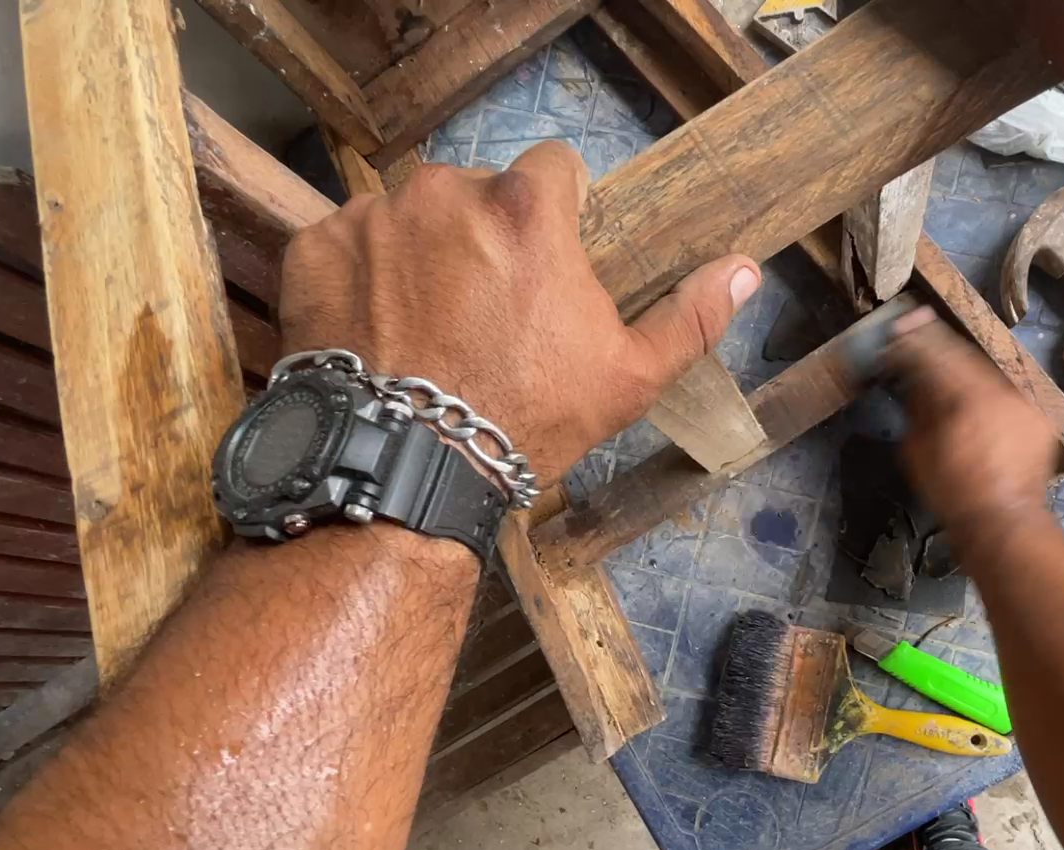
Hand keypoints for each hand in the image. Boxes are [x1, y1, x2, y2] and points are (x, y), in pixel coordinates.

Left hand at [278, 142, 761, 482]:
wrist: (411, 465)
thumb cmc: (530, 419)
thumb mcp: (629, 379)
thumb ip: (690, 318)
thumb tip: (746, 269)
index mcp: (528, 212)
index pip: (556, 170)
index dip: (559, 217)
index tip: (549, 268)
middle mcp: (447, 191)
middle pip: (481, 194)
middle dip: (490, 238)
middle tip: (490, 316)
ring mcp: (375, 216)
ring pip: (415, 215)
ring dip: (427, 255)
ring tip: (433, 329)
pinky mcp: (316, 246)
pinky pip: (352, 241)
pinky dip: (366, 275)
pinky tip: (381, 332)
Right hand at [884, 307, 1061, 545]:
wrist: (1004, 522)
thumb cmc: (952, 492)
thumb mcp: (917, 451)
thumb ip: (917, 408)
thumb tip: (915, 382)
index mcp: (967, 397)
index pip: (936, 354)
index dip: (915, 337)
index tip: (900, 324)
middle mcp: (1002, 389)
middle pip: (966, 355)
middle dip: (941, 348)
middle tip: (919, 335)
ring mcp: (1026, 400)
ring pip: (989, 371)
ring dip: (965, 367)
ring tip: (946, 370)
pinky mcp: (1040, 414)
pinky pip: (1007, 390)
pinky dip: (987, 388)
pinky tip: (974, 397)